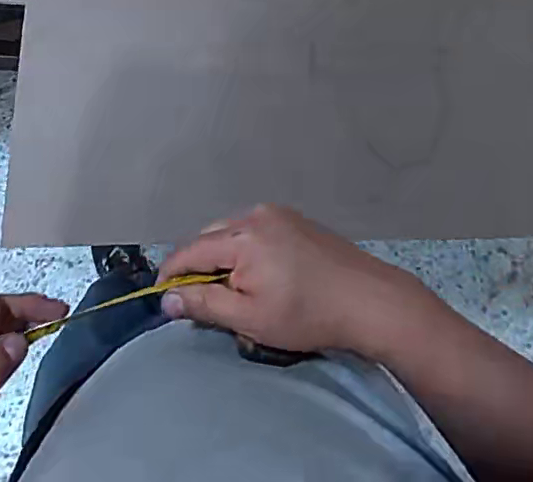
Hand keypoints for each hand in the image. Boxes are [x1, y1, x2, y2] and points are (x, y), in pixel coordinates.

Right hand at [157, 204, 445, 354]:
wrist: (371, 301)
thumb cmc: (309, 315)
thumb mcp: (251, 319)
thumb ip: (204, 304)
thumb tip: (165, 299)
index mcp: (242, 237)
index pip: (190, 251)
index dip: (171, 273)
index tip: (161, 294)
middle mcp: (255, 215)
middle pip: (209, 237)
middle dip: (200, 265)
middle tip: (204, 297)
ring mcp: (276, 213)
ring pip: (232, 231)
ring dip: (224, 255)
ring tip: (236, 287)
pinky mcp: (294, 218)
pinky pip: (254, 228)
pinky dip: (246, 247)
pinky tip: (262, 271)